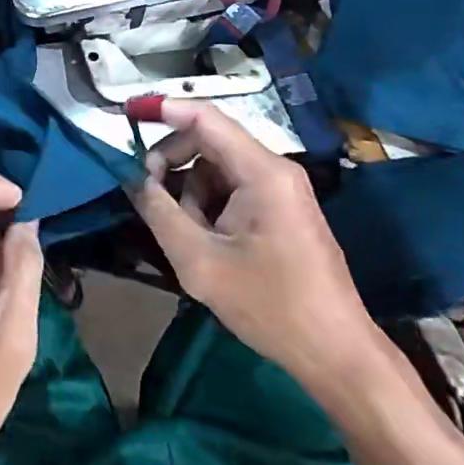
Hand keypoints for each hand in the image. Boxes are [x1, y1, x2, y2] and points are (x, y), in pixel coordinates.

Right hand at [128, 100, 380, 381]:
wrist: (337, 355)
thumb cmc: (270, 305)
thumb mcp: (199, 260)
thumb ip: (158, 210)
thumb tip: (131, 176)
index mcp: (261, 172)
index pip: (204, 118)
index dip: (162, 109)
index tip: (125, 113)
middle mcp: (273, 169)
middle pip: (206, 140)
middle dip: (171, 161)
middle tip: (147, 192)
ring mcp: (279, 189)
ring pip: (214, 167)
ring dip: (188, 191)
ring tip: (187, 234)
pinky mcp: (278, 208)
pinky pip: (229, 187)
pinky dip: (206, 204)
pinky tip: (205, 240)